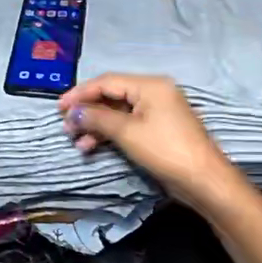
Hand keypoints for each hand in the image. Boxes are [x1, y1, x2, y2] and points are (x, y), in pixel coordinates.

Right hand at [58, 73, 247, 210]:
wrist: (202, 180)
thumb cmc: (164, 150)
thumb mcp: (126, 132)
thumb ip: (96, 118)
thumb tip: (72, 112)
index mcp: (149, 86)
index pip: (106, 82)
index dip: (79, 93)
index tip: (59, 108)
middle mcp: (153, 93)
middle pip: (110, 96)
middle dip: (86, 111)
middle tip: (66, 126)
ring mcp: (156, 111)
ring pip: (116, 112)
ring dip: (94, 125)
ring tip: (76, 140)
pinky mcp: (156, 129)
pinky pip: (125, 124)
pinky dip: (107, 133)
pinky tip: (91, 146)